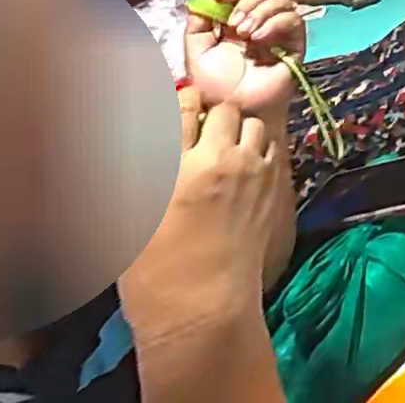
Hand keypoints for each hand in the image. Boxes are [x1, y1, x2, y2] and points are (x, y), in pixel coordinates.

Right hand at [120, 92, 287, 336]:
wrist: (203, 304)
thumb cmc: (152, 271)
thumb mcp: (128, 218)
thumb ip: (139, 171)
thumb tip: (142, 138)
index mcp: (173, 167)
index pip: (182, 109)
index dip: (183, 100)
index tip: (182, 102)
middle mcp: (217, 158)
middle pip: (225, 109)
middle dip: (215, 114)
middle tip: (206, 128)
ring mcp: (252, 166)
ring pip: (253, 123)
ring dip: (240, 129)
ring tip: (228, 146)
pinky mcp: (275, 178)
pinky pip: (272, 143)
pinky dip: (260, 146)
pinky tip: (248, 160)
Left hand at [184, 0, 305, 114]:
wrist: (234, 109)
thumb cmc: (215, 86)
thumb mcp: (196, 54)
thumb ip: (196, 26)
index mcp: (237, 25)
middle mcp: (260, 25)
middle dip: (248, 4)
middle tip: (235, 25)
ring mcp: (280, 34)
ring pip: (282, 3)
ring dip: (262, 12)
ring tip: (247, 33)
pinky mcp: (295, 44)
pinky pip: (294, 20)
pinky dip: (276, 22)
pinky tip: (260, 37)